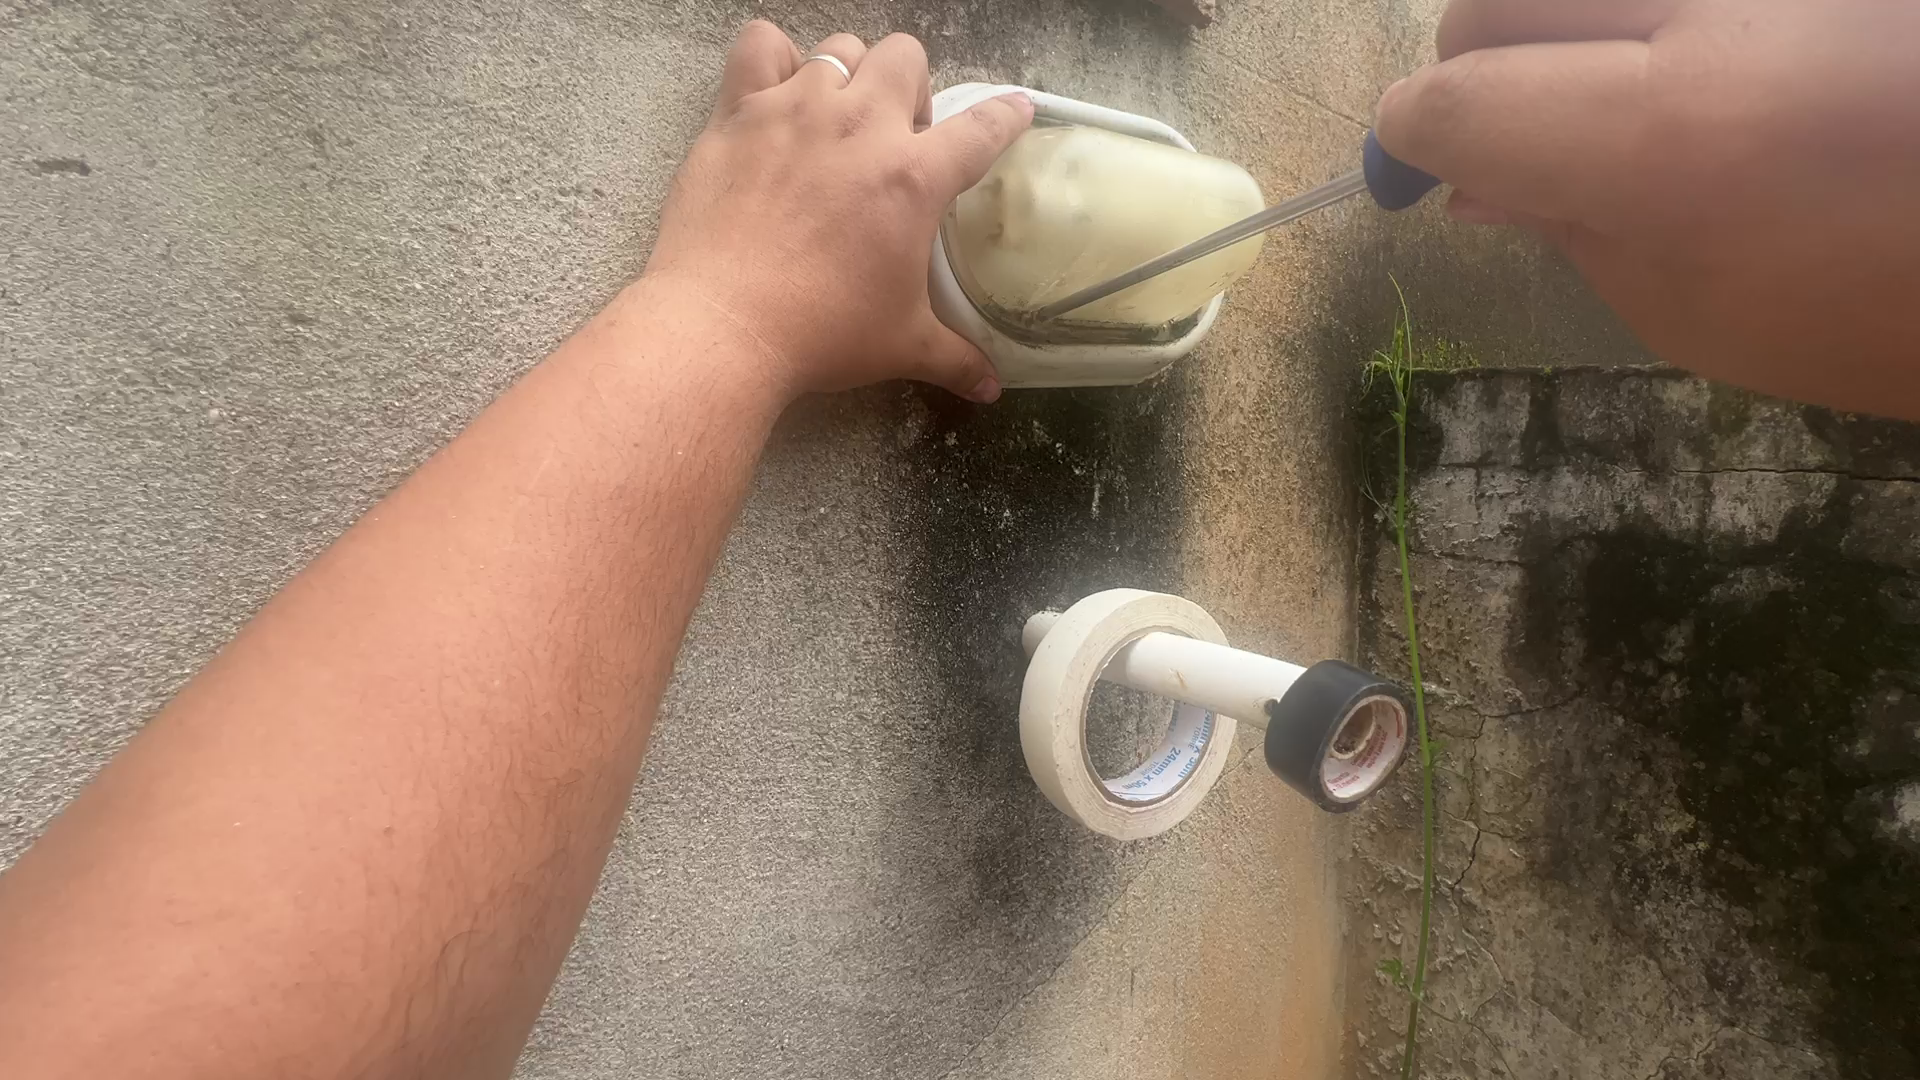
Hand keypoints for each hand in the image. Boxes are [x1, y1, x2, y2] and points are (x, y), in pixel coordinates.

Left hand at [640, 22, 1032, 403]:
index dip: (1006, 116)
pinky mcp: (739, 112)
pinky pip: (761, 46)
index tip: (1016, 109)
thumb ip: (956, 361)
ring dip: (851, 78)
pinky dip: (774, 61)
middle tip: (896, 144)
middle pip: (906, 59)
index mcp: (913, 178)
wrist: (725, 326)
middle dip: (912, 93)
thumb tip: (991, 390)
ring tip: (838, 124)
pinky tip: (776, 98)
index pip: (981, 129)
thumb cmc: (825, 334)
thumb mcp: (903, 348)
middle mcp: (860, 125)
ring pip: (840, 49)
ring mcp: (796, 109)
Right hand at [1374, 0, 1919, 417]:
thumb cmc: (1901, 312)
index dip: (1412, 133)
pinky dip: (1653, 19)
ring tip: (1622, 75)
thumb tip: (1466, 179)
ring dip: (1561, 21)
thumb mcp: (1687, 306)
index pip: (1455, 100)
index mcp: (1680, 133)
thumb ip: (1559, 226)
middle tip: (1519, 114)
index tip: (1418, 161)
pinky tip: (1719, 52)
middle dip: (1478, 59)